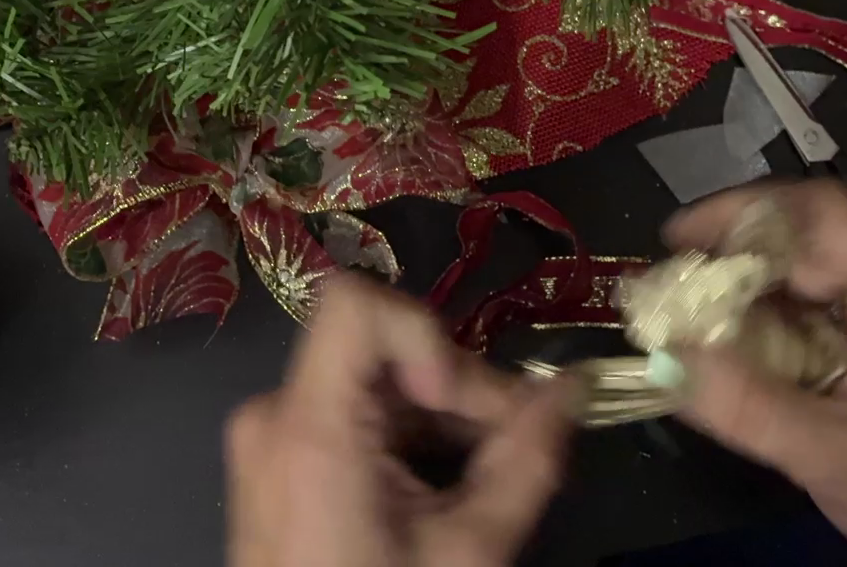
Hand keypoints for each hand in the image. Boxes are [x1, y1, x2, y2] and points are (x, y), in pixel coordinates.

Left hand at [226, 274, 571, 566]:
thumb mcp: (468, 552)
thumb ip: (528, 459)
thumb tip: (573, 387)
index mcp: (311, 428)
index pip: (355, 305)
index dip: (420, 332)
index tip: (455, 400)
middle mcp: (278, 411)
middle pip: (379, 346)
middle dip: (454, 385)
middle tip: (509, 438)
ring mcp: (272, 430)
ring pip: (374, 376)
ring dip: (438, 411)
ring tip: (483, 464)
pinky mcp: (279, 449)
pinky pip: (352, 406)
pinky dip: (406, 428)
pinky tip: (441, 478)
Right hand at [666, 182, 846, 566]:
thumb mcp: (838, 457)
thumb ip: (748, 407)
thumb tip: (661, 358)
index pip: (821, 213)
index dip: (743, 213)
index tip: (679, 238)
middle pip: (805, 231)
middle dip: (732, 247)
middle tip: (672, 273)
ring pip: (799, 264)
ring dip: (739, 278)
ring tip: (684, 300)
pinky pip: (803, 300)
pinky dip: (756, 308)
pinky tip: (722, 330)